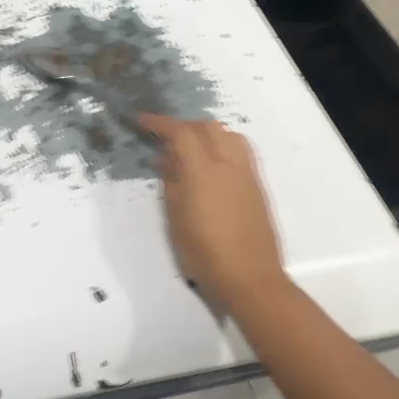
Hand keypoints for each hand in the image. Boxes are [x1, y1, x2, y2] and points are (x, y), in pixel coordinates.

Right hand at [141, 114, 287, 308]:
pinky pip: (240, 150)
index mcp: (203, 171)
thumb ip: (171, 180)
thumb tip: (167, 158)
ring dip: (206, 132)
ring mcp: (247, 174)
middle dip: (183, 126)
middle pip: (206, 126)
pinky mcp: (257, 185)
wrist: (250, 278)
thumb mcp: (175, 216)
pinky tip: (211, 165)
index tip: (140, 120)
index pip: (180, 132)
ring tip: (191, 149)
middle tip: (165, 138)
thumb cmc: (204, 252)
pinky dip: (222, 145)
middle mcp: (228, 164)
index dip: (159, 122)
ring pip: (228, 134)